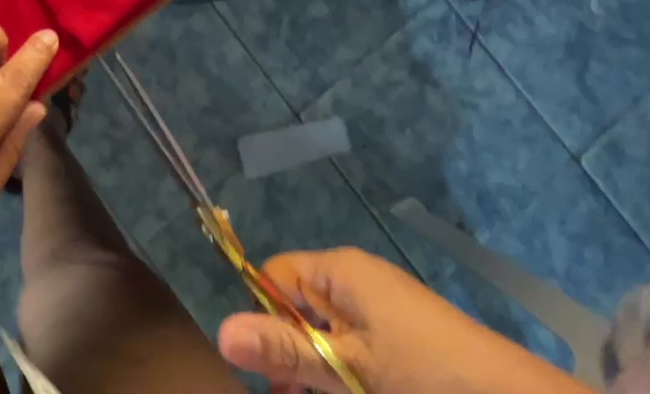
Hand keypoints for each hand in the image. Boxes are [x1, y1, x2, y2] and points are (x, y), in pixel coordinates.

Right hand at [219, 248, 593, 393]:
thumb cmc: (430, 378)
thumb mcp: (351, 370)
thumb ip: (285, 351)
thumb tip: (219, 332)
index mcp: (339, 271)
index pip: (272, 277)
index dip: (263, 318)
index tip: (273, 369)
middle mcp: (356, 281)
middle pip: (296, 308)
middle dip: (292, 355)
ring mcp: (383, 311)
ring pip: (325, 337)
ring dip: (320, 373)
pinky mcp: (404, 341)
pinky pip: (355, 351)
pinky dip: (347, 378)